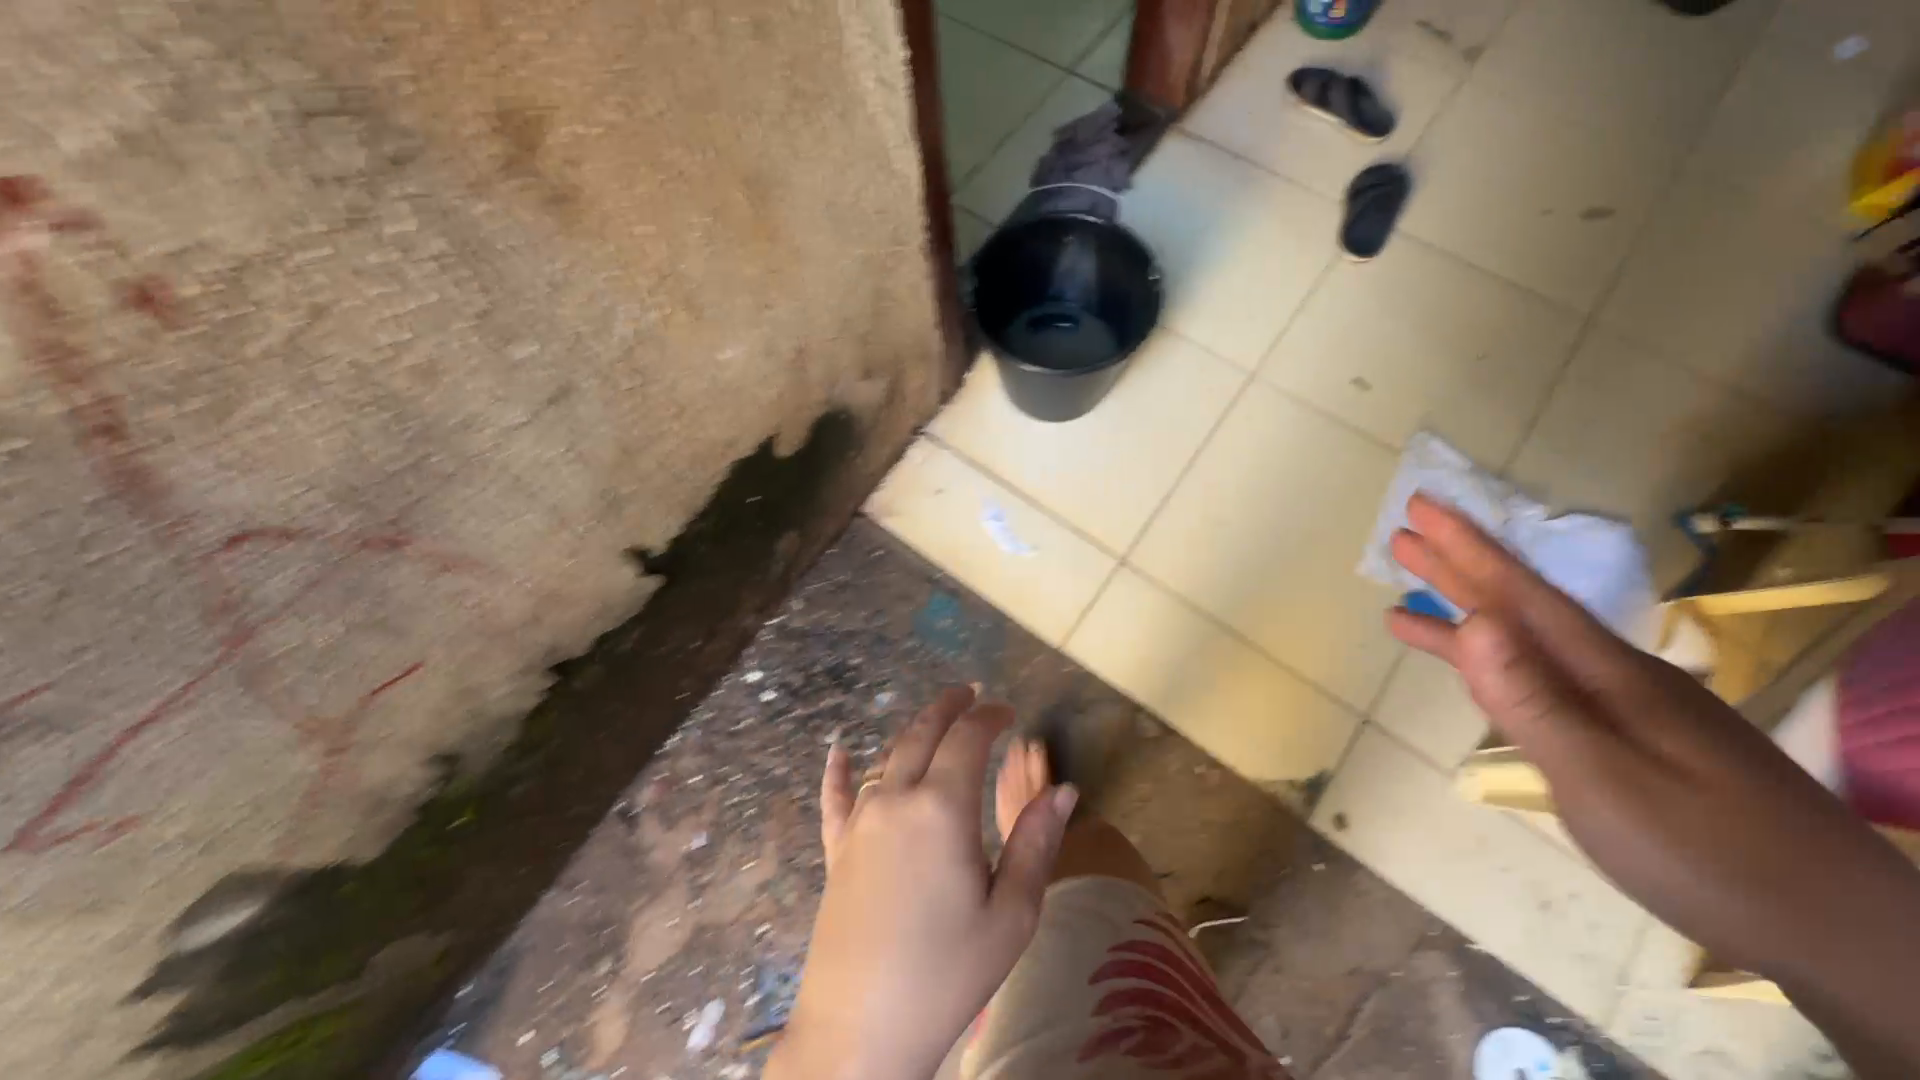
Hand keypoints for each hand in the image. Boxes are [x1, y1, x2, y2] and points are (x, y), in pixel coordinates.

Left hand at [767, 686, 1077, 1079]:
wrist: (860, 1028)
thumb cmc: (947, 974)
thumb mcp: (1010, 914)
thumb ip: (1035, 843)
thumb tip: (1064, 790)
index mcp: (942, 808)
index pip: (967, 739)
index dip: (989, 717)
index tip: (1008, 711)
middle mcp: (895, 801)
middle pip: (921, 734)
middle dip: (948, 708)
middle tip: (970, 694)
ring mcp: (858, 825)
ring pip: (884, 759)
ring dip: (912, 733)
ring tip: (933, 723)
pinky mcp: (836, 852)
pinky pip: (834, 798)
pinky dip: (838, 770)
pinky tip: (838, 751)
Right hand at [1388, 494, 1919, 1072]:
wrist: (1835, 928)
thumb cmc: (1708, 856)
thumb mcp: (1604, 781)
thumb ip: (1533, 703)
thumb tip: (1474, 621)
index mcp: (1612, 676)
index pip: (1525, 596)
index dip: (1468, 550)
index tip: (1422, 505)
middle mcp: (1620, 679)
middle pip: (1526, 612)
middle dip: (1460, 570)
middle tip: (1404, 530)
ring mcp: (1633, 712)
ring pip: (1533, 650)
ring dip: (1470, 621)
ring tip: (1406, 606)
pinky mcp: (1638, 745)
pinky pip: (1549, 687)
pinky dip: (1503, 674)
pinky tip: (1486, 678)